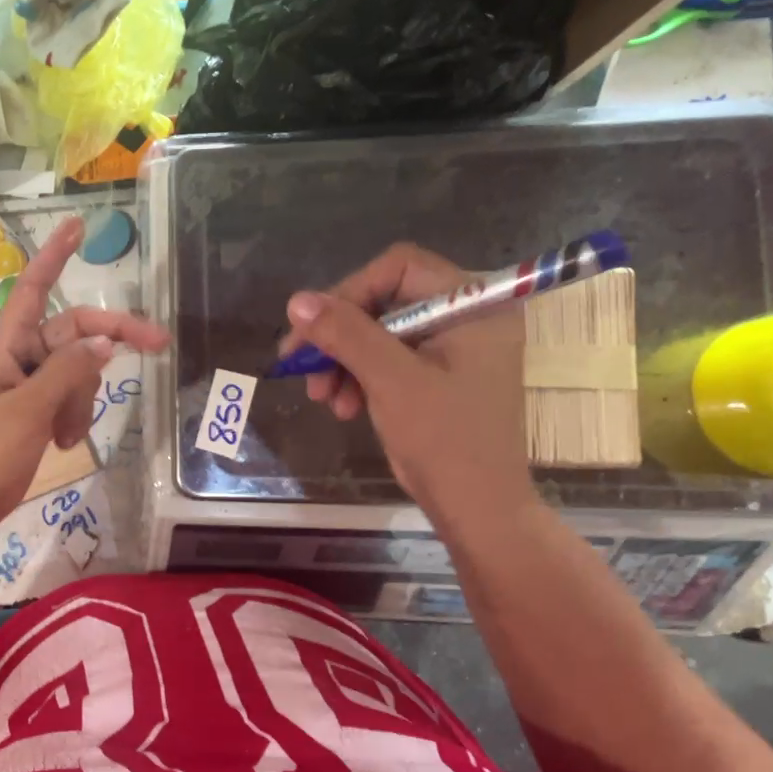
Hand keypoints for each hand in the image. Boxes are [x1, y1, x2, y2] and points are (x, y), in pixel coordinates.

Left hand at [0, 225, 170, 528]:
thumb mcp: (30, 409)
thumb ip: (68, 371)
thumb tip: (105, 340)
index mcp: (6, 348)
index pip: (32, 291)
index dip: (53, 257)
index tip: (75, 226)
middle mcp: (18, 358)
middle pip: (74, 331)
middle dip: (109, 339)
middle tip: (159, 342)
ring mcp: (29, 385)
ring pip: (79, 370)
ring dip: (83, 400)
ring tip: (66, 435)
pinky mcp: (38, 409)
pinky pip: (71, 397)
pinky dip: (75, 417)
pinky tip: (64, 443)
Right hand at [281, 243, 533, 518]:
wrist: (476, 504)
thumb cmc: (445, 438)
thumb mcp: (390, 380)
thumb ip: (346, 334)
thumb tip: (296, 301)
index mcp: (473, 305)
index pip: (399, 267)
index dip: (349, 293)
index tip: (315, 331)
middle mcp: (466, 317)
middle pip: (381, 301)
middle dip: (337, 336)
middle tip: (300, 366)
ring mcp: (450, 347)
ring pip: (374, 332)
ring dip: (339, 361)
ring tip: (322, 398)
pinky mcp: (434, 374)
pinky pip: (382, 358)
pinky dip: (354, 377)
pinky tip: (342, 406)